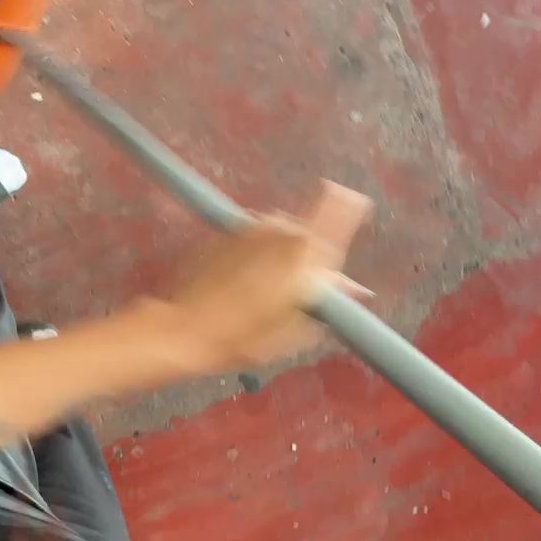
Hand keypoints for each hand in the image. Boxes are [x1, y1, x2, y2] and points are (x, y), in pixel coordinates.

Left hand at [161, 181, 370, 370]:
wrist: (186, 329)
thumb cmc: (244, 338)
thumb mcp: (295, 330)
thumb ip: (328, 299)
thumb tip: (354, 286)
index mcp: (304, 254)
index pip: (336, 212)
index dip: (344, 208)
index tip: (352, 201)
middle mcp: (276, 232)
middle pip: (304, 225)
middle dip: (305, 244)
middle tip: (297, 276)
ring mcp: (244, 230)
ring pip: (274, 227)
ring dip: (276, 244)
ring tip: (264, 279)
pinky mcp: (219, 235)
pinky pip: (247, 234)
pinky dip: (251, 247)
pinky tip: (240, 275)